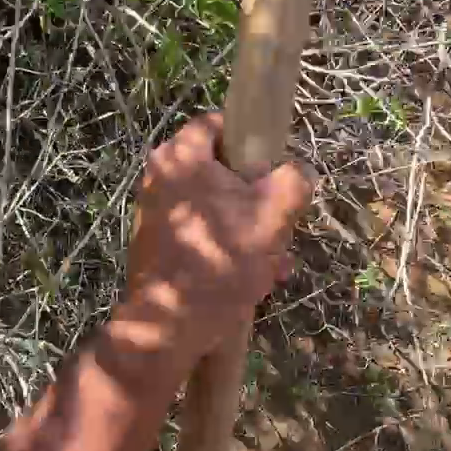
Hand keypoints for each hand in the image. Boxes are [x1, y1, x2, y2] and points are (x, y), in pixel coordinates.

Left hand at [121, 114, 311, 367]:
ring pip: (215, 211)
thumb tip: (297, 174)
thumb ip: (292, 181)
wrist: (171, 325)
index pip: (219, 125)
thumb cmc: (221, 260)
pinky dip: (225, 251)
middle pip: (221, 174)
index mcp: (179, 156)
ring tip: (275, 265)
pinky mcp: (154, 248)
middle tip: (280, 229)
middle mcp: (157, 179)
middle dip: (257, 202)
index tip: (274, 169)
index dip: (253, 143)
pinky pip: (200, 237)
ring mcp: (152, 215)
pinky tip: (252, 280)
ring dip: (248, 234)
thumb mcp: (273, 214)